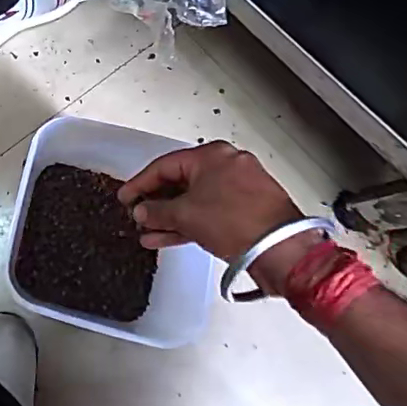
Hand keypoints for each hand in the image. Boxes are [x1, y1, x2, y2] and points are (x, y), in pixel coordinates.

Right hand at [118, 141, 318, 295]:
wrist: (280, 250)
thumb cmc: (238, 222)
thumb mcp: (185, 214)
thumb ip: (156, 211)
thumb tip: (142, 211)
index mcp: (213, 155)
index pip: (165, 165)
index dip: (140, 182)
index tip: (126, 196)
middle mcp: (228, 166)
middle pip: (181, 181)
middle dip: (156, 202)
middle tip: (136, 214)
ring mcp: (239, 189)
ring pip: (194, 199)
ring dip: (170, 216)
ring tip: (148, 231)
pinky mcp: (246, 210)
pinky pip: (208, 212)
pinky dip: (188, 223)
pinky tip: (167, 237)